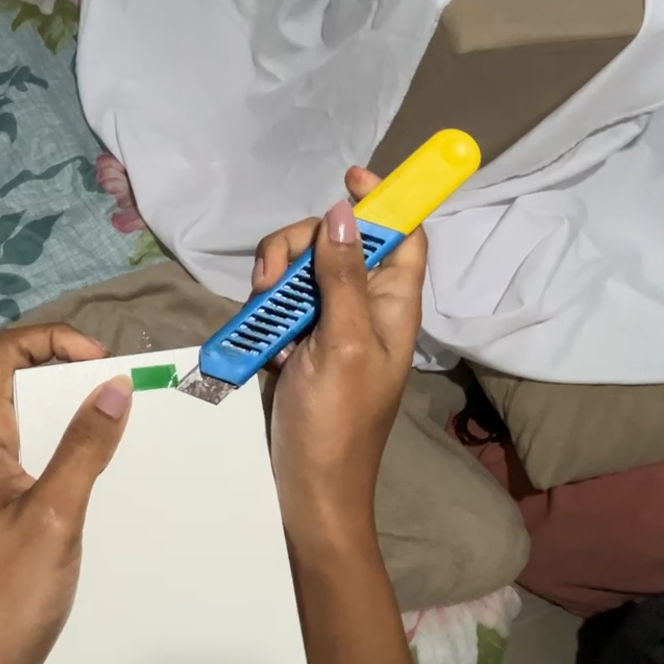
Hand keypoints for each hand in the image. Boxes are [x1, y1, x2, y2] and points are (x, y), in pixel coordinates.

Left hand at [0, 324, 133, 663]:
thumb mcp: (52, 519)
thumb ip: (84, 449)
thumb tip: (115, 385)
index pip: (8, 353)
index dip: (56, 341)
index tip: (103, 363)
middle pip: (22, 383)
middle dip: (74, 377)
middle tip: (124, 396)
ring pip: (32, 425)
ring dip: (75, 419)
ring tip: (121, 432)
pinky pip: (35, 463)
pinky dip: (69, 455)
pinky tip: (100, 477)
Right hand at [253, 167, 426, 554]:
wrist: (306, 486)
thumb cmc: (337, 421)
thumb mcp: (342, 343)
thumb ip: (343, 276)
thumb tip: (344, 211)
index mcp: (392, 304)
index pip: (405, 236)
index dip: (386, 202)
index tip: (350, 177)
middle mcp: (363, 304)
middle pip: (339, 240)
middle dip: (301, 243)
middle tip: (273, 276)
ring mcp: (328, 320)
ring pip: (302, 265)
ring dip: (276, 276)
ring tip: (260, 309)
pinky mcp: (299, 336)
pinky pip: (281, 298)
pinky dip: (265, 303)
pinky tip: (258, 326)